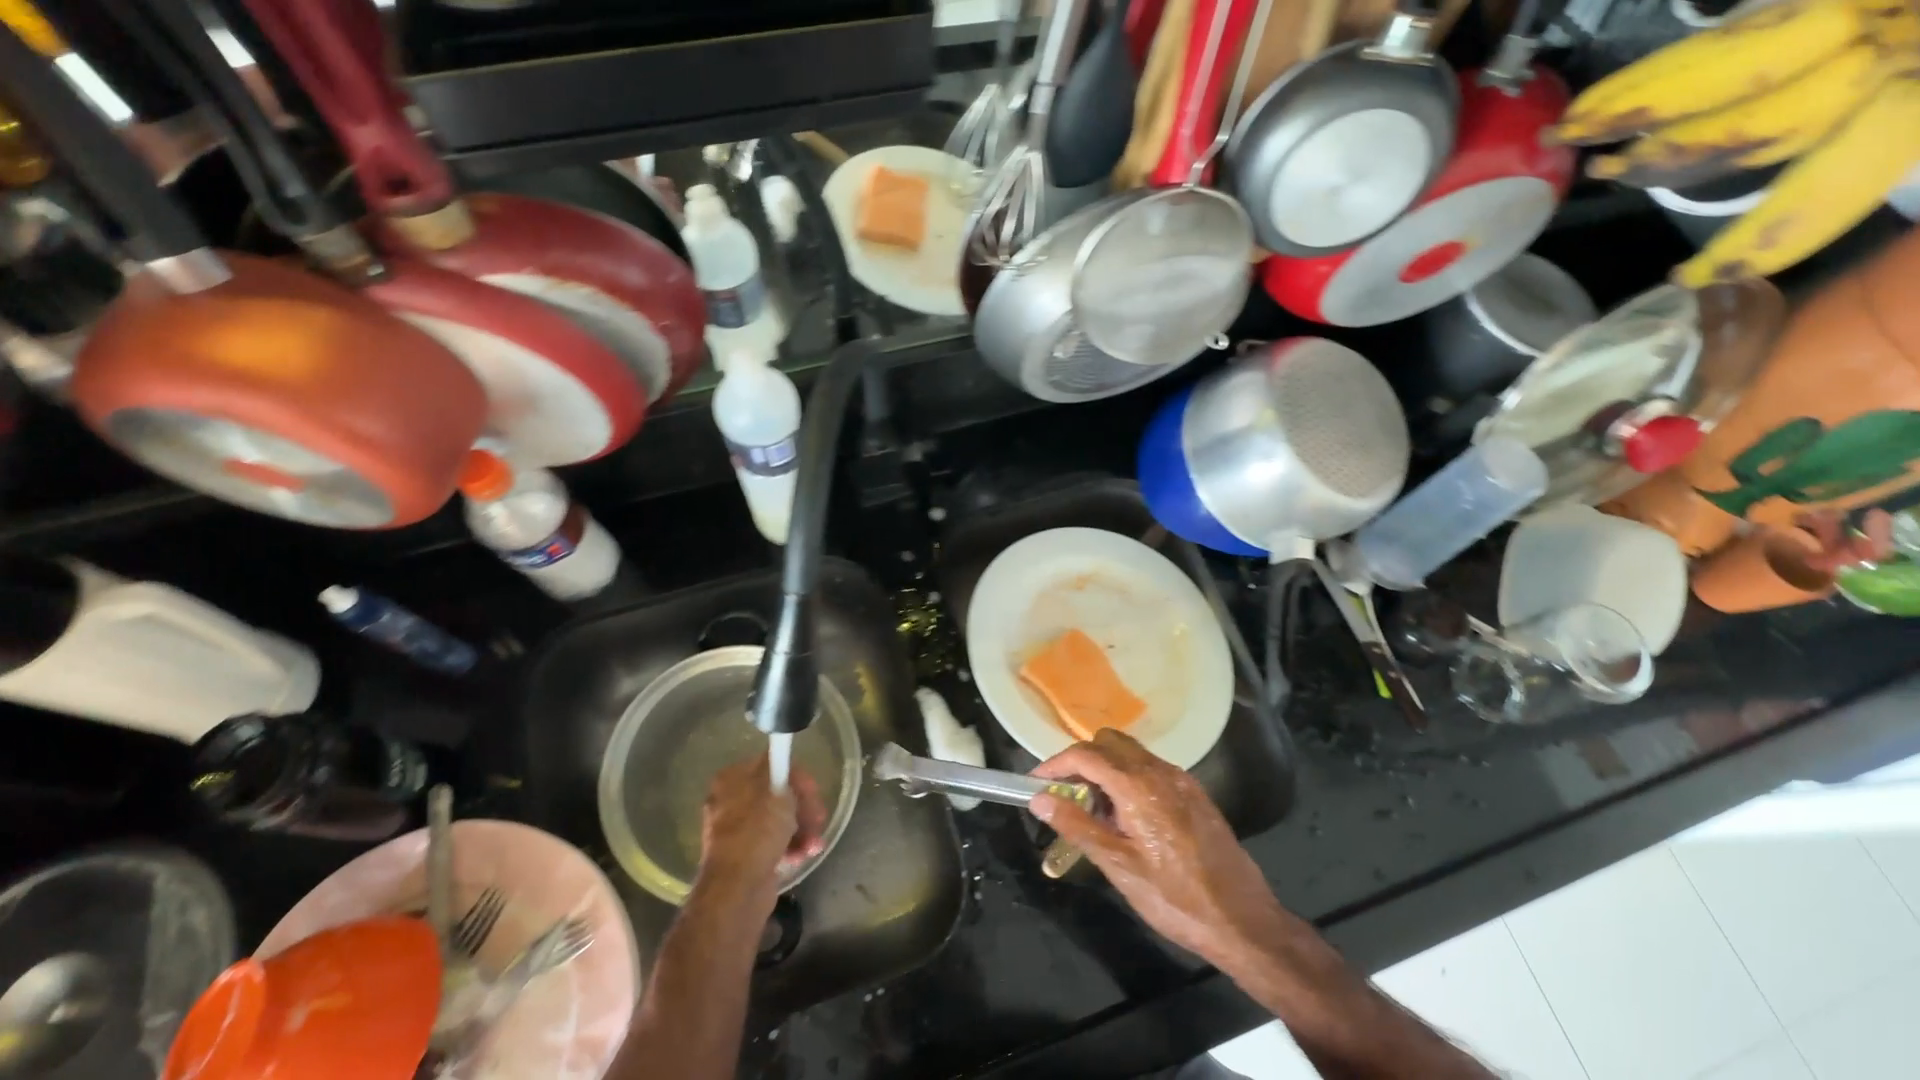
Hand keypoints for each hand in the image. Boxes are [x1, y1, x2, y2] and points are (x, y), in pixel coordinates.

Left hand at [695, 753, 828, 906]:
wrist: (737, 888)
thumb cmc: (757, 832)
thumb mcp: (776, 791)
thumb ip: (780, 768)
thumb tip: (779, 755)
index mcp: (732, 779)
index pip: (771, 765)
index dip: (797, 777)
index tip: (814, 791)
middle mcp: (730, 801)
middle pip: (778, 794)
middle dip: (803, 808)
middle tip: (818, 819)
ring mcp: (737, 830)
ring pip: (780, 819)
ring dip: (802, 829)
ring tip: (813, 844)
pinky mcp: (746, 855)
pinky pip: (774, 842)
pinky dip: (791, 846)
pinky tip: (803, 855)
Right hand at [1030, 730, 1290, 971]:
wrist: (1241, 919)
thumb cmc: (1174, 898)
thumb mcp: (1118, 866)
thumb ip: (1077, 826)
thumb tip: (1041, 799)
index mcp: (1138, 787)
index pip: (1086, 755)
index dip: (1055, 764)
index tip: (1034, 784)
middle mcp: (1161, 772)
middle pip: (1110, 743)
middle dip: (1081, 761)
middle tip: (1063, 795)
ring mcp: (1182, 781)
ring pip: (1133, 754)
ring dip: (1106, 769)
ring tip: (1092, 810)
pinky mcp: (1196, 795)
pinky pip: (1153, 770)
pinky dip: (1129, 778)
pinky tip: (1127, 818)